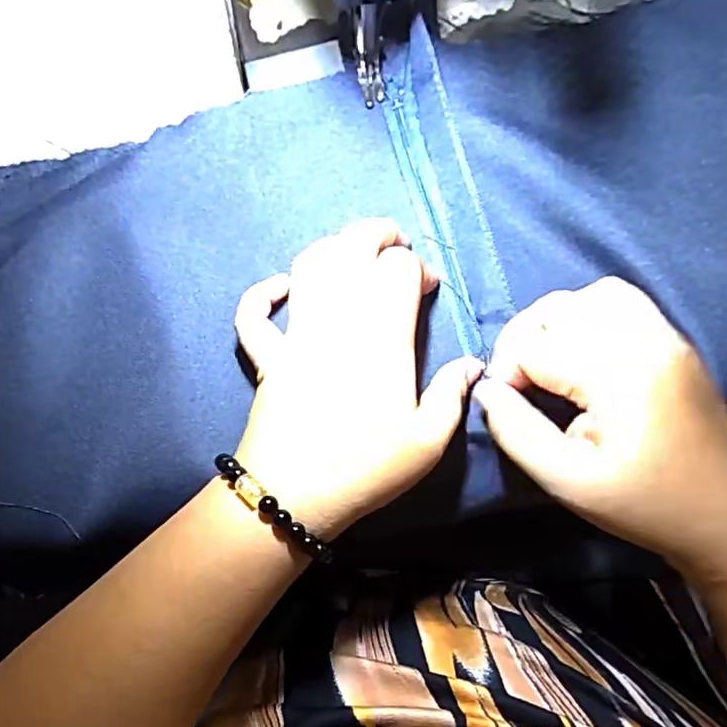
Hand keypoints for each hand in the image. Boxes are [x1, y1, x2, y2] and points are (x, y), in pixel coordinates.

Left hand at [233, 219, 482, 538]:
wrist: (293, 493)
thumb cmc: (367, 467)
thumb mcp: (428, 440)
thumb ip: (453, 394)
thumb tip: (474, 365)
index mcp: (383, 335)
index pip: (398, 268)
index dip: (417, 266)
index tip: (429, 287)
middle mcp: (337, 320)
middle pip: (352, 247)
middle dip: (377, 234)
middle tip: (395, 244)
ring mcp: (296, 335)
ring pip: (307, 265)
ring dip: (331, 247)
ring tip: (351, 254)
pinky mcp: (266, 357)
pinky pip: (253, 313)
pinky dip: (263, 293)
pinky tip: (281, 288)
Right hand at [473, 277, 726, 579]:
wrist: (725, 513)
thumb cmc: (643, 505)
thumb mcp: (568, 481)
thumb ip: (517, 432)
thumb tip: (486, 390)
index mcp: (619, 374)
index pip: (536, 344)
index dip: (506, 371)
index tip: (506, 406)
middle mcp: (644, 340)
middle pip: (560, 308)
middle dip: (524, 340)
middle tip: (517, 384)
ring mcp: (665, 335)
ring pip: (592, 295)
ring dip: (556, 322)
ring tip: (546, 363)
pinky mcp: (675, 342)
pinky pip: (624, 302)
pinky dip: (589, 317)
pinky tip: (581, 355)